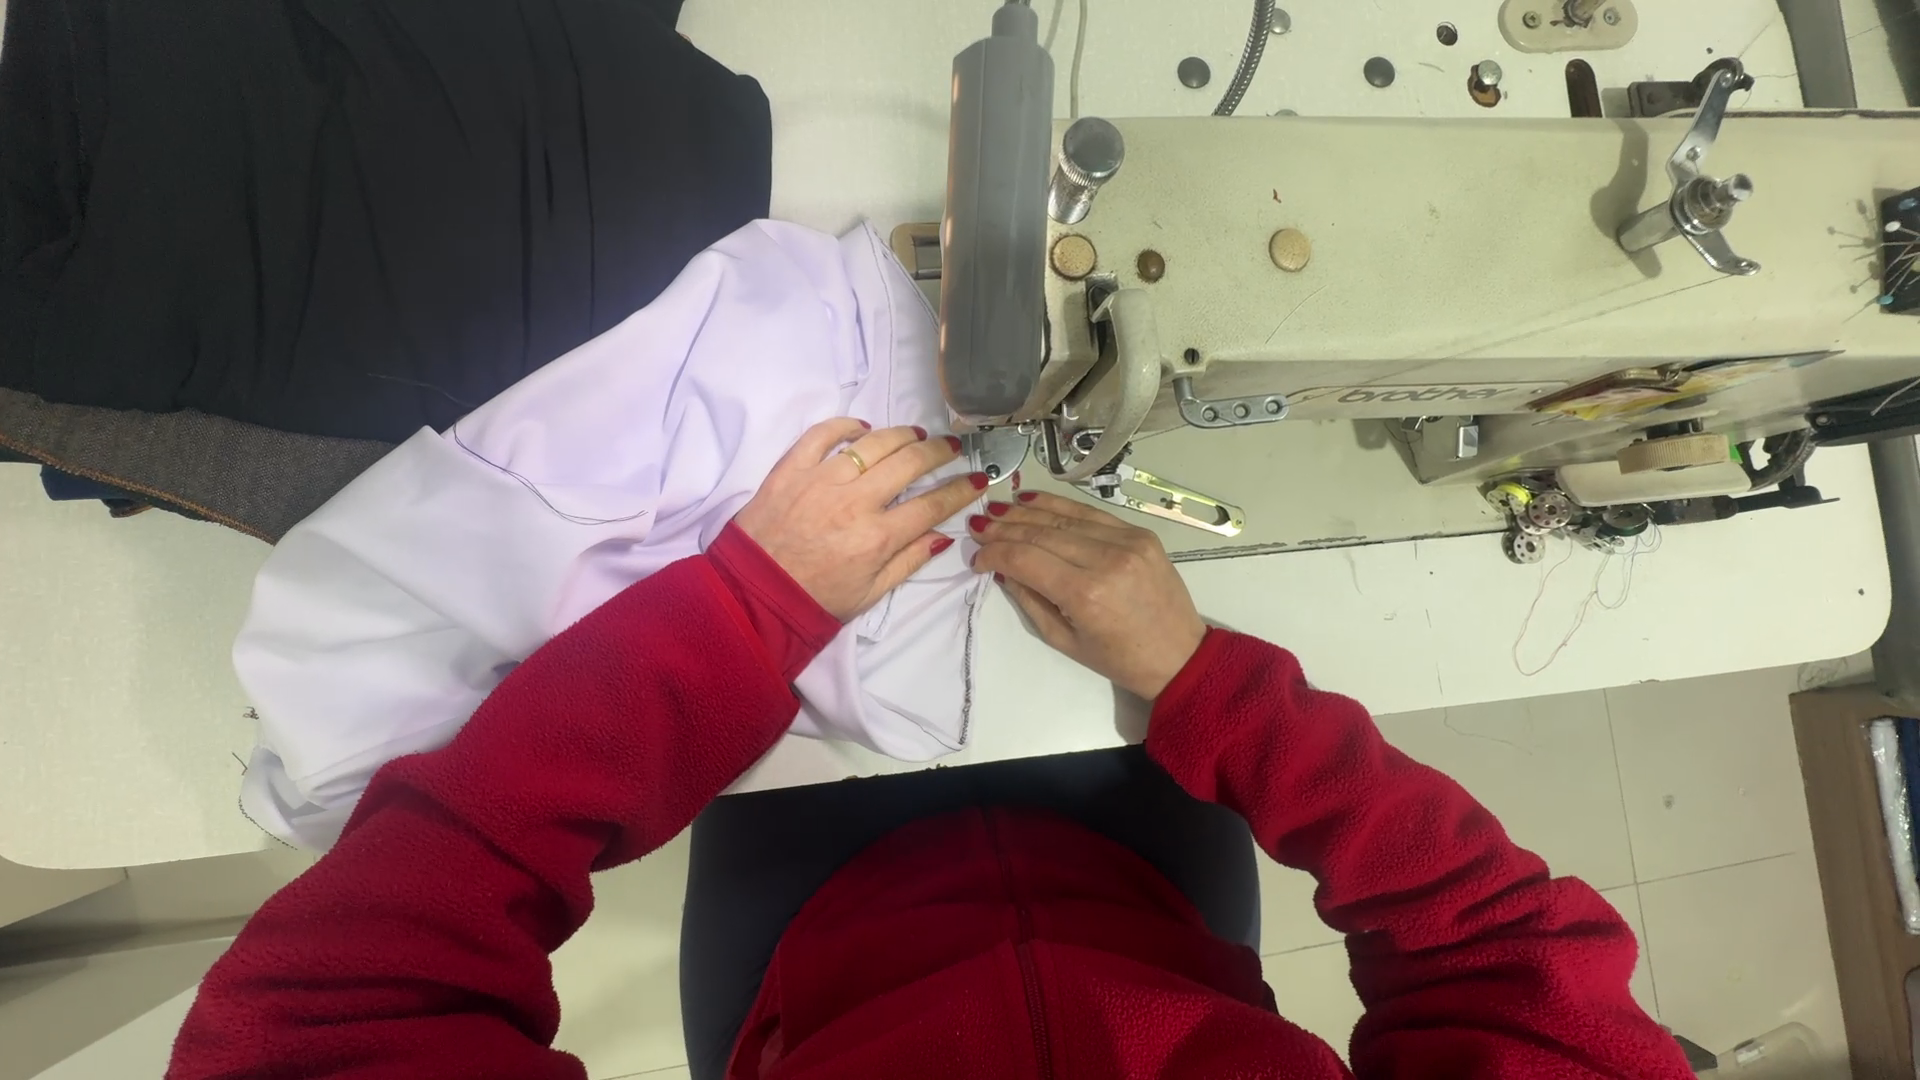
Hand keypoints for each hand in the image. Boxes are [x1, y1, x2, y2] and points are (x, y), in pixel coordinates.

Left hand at [734, 418, 985, 620]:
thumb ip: (908, 562)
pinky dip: (846, 426)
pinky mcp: (791, 469)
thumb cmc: (815, 600)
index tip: (977, 479)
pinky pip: (822, 434)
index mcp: (878, 538)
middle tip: (951, 447)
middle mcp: (855, 502)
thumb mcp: (870, 595)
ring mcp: (821, 480)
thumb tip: (944, 535)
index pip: (932, 504)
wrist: (752, 596)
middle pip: (910, 463)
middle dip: (940, 451)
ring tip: (917, 435)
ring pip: (873, 443)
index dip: (961, 490)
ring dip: (902, 434)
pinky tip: (863, 429)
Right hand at [967, 492, 1205, 698]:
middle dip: (1003, 528)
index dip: (994, 554)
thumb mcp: (1063, 640)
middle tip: (977, 524)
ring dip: (1024, 512)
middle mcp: (1106, 560)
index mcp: (1086, 595)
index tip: (976, 557)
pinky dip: (1058, 505)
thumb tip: (1000, 569)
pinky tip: (1030, 500)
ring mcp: (1127, 542)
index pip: (1025, 560)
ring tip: (997, 509)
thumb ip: (1029, 600)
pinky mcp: (1140, 533)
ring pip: (1063, 518)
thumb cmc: (1118, 659)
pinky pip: (1089, 513)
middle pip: (1041, 534)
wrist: (1179, 654)